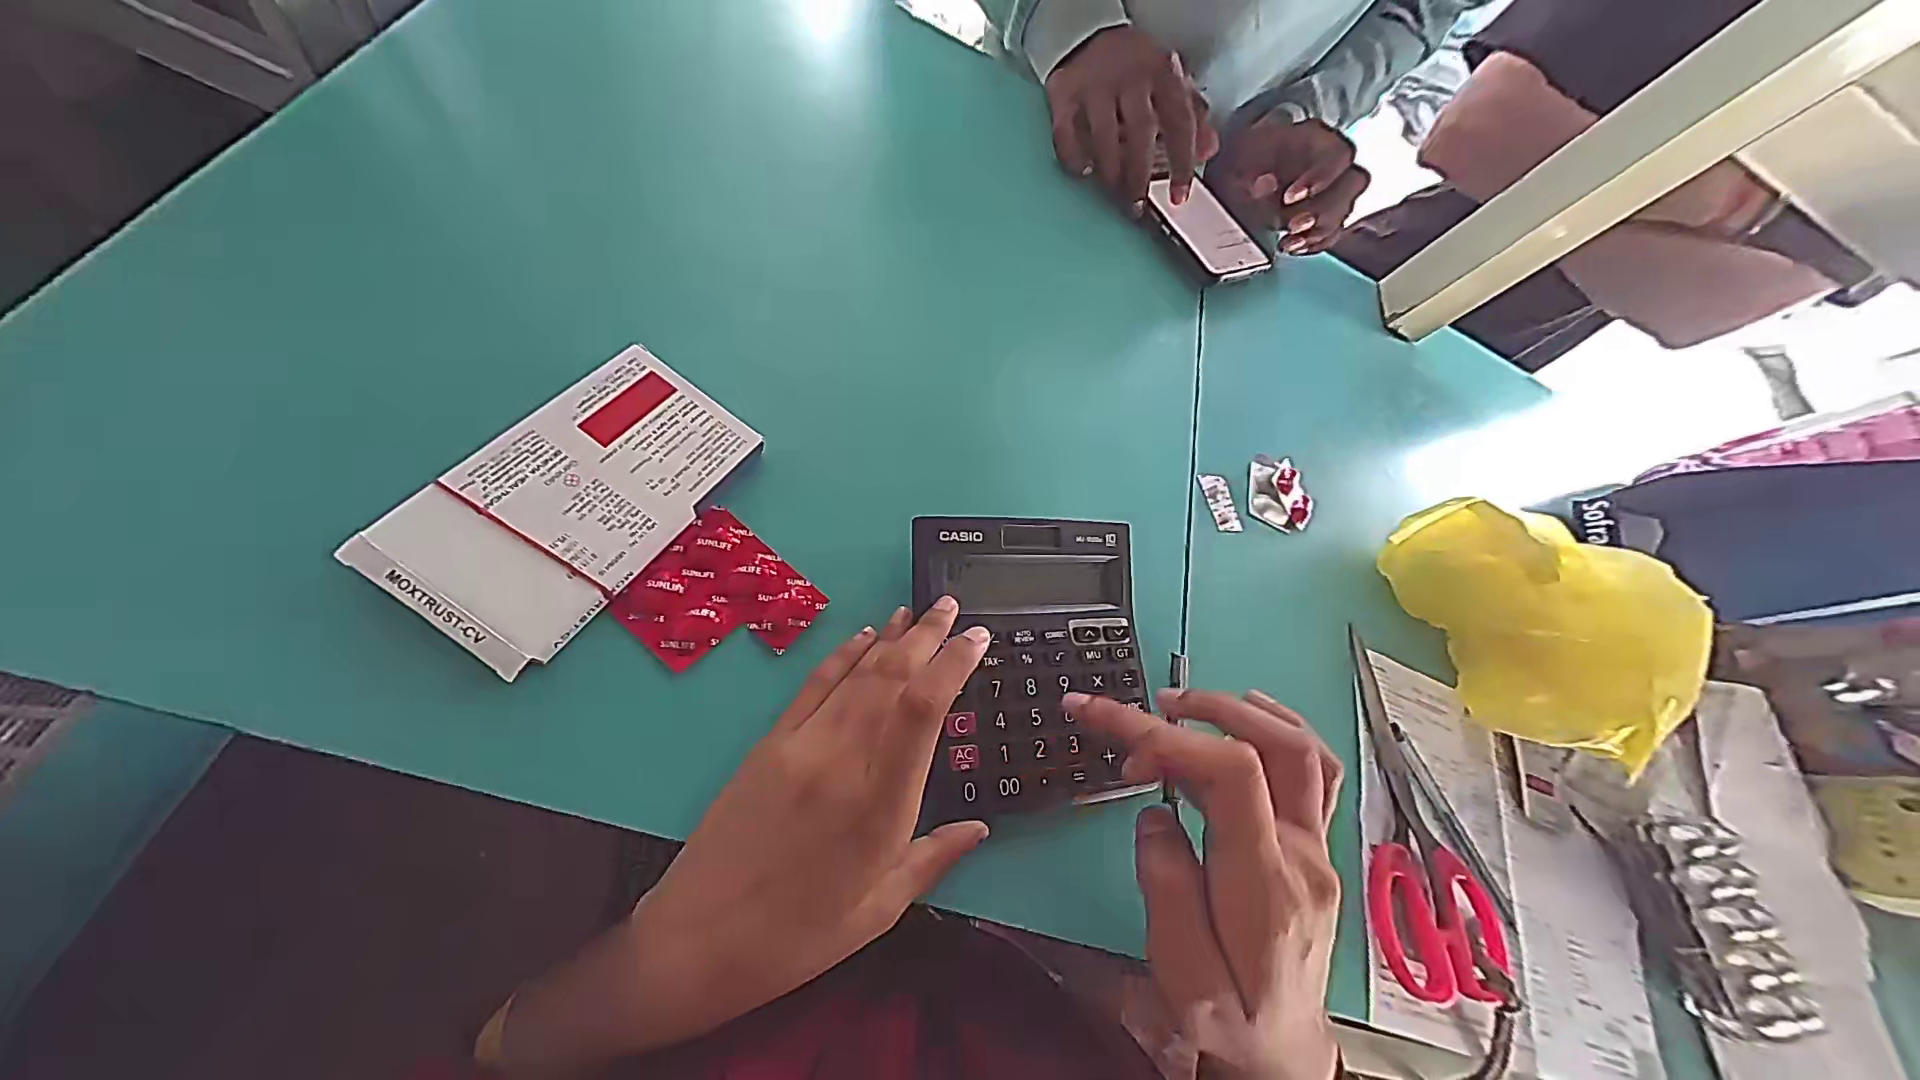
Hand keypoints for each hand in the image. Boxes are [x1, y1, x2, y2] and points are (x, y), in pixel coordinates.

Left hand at [496, 603, 990, 1073]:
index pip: (924, 708)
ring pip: (856, 672)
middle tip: (951, 605)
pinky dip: (843, 655)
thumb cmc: (799, 934)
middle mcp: (843, 758)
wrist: (696, 939)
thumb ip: (935, 858)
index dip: (954, 664)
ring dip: (890, 636)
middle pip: (891, 676)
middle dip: (927, 635)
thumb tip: (979, 828)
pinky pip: (814, 684)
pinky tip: (863, 636)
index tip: (978, 638)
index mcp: (880, 801)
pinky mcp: (770, 742)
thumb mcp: (880, 908)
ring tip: (915, 611)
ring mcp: (802, 743)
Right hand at [1045, 26, 1219, 212]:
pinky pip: (1065, 135)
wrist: (1088, 35)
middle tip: (1137, 204)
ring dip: (1110, 174)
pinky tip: (1084, 171)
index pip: (1179, 123)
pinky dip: (1074, 159)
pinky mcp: (1065, 95)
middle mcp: (1130, 77)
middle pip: (1139, 135)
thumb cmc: (1134, 68)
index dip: (1181, 164)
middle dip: (1139, 176)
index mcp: (1162, 73)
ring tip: (1113, 191)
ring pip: (1103, 139)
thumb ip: (1190, 117)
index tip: (1178, 195)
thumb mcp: (1169, 83)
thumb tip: (1208, 151)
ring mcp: (1095, 86)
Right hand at [1066, 688, 1344, 1079]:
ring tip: (1183, 705)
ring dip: (1242, 711)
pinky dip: (1277, 727)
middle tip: (1150, 708)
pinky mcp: (1312, 845)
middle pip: (1278, 747)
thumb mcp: (1182, 974)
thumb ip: (1165, 888)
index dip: (1167, 735)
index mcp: (1265, 882)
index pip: (1230, 774)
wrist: (1284, 1051)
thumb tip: (1155, 814)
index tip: (1106, 721)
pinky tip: (1242, 715)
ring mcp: (1315, 846)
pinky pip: (1314, 769)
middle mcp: (1302, 853)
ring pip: (1303, 751)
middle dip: (1208, 709)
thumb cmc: (1227, 1016)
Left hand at [1215, 116, 1368, 254]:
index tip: (1289, 198)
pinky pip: (1334, 230)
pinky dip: (1315, 242)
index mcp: (1313, 139)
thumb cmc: (1241, 160)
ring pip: (1345, 209)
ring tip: (1288, 242)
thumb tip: (1262, 185)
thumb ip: (1248, 169)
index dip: (1320, 177)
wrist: (1238, 171)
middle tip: (1292, 226)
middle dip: (1323, 209)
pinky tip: (1294, 247)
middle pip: (1351, 183)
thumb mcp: (1236, 160)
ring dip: (1318, 230)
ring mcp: (1331, 188)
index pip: (1337, 154)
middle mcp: (1330, 162)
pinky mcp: (1324, 213)